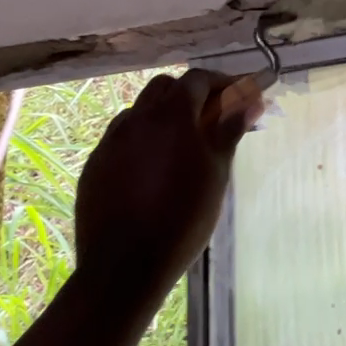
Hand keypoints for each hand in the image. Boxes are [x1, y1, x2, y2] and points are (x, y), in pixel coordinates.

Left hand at [73, 70, 263, 308]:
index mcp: (171, 115)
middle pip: (165, 87)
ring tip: (183, 145)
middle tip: (213, 117)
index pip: (198, 79)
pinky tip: (154, 169)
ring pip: (140, 111)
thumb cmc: (183, 216)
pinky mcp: (95, 165)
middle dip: (190, 94)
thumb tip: (250, 99)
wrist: (124, 266)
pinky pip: (122, 138)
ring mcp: (111, 142)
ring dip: (163, 116)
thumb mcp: (217, 171)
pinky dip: (142, 140)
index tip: (241, 95)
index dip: (222, 82)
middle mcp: (137, 119)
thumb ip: (230, 129)